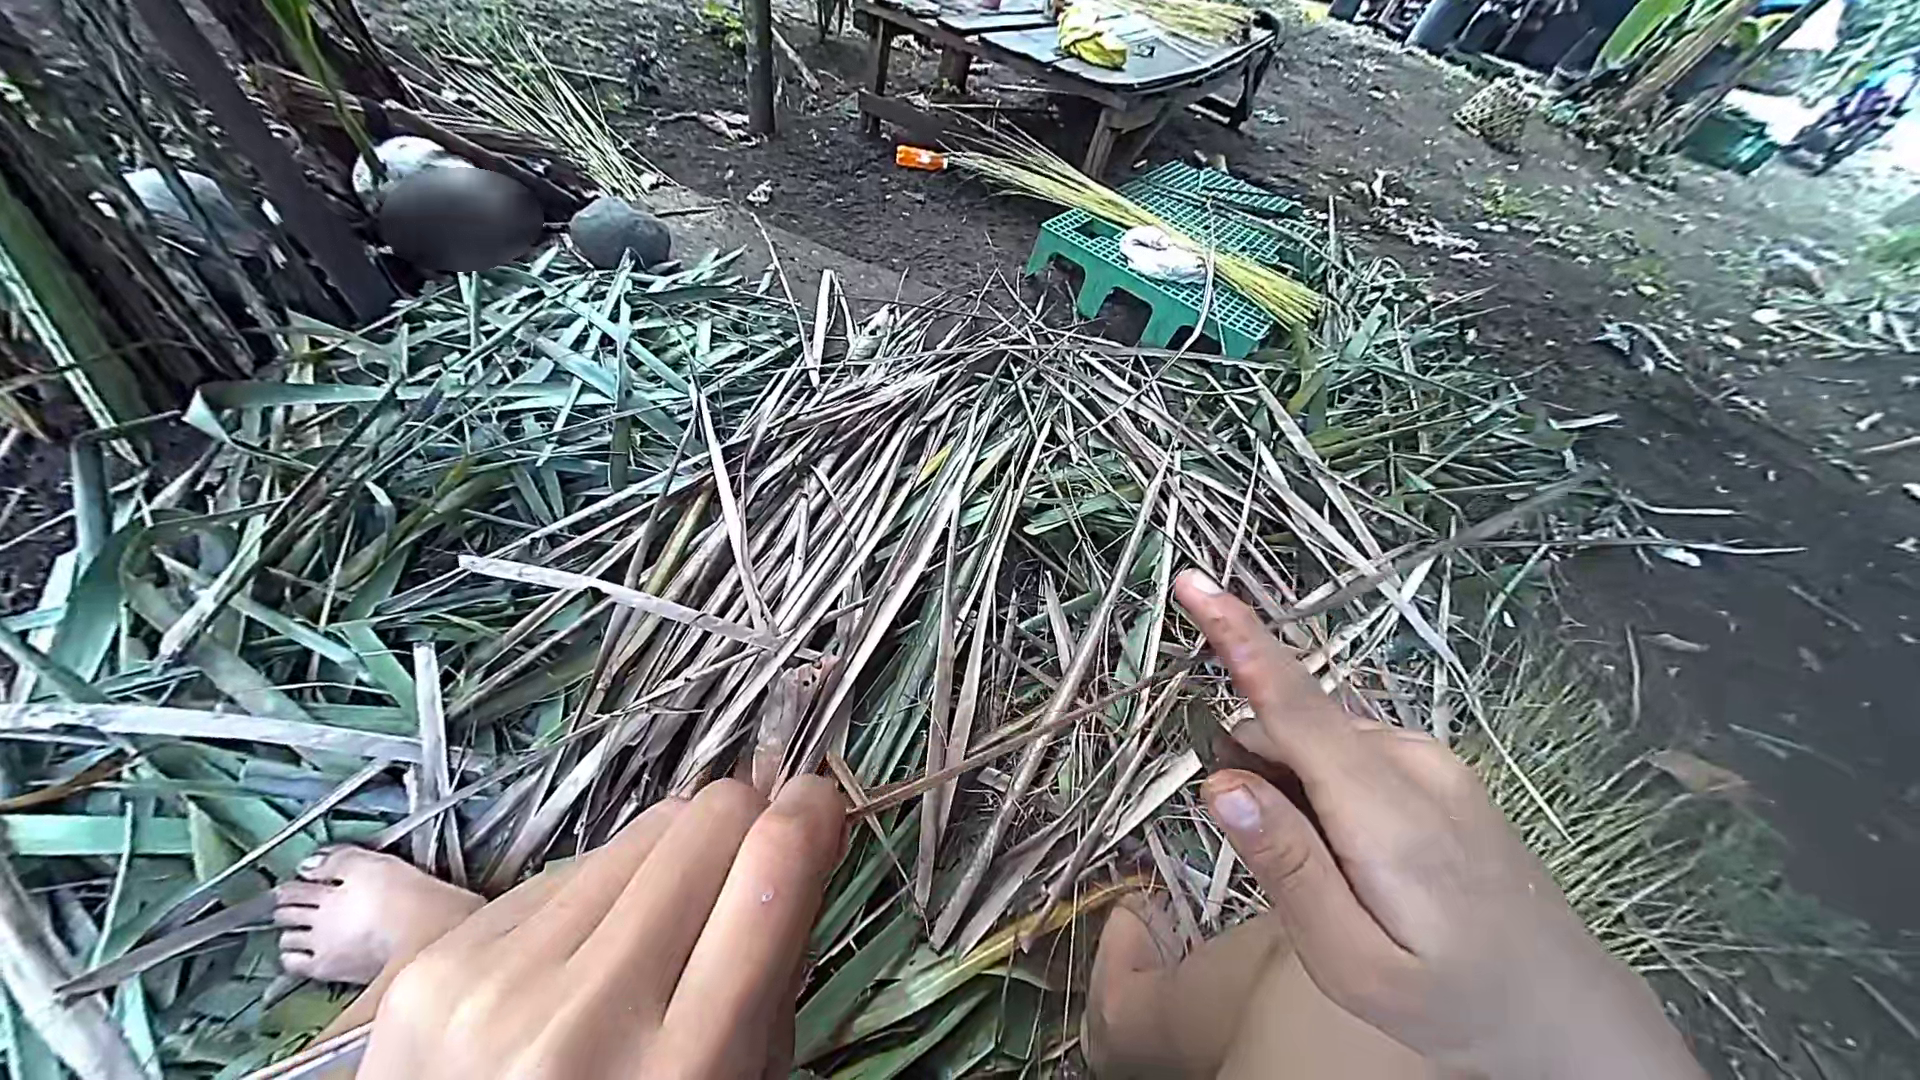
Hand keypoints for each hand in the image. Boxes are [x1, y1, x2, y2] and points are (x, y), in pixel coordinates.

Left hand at [357, 776, 847, 1079]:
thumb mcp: (738, 1074)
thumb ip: (777, 955)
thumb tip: (805, 824)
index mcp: (683, 1070)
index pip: (772, 866)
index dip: (809, 812)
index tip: (815, 805)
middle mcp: (583, 1016)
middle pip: (707, 814)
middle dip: (738, 826)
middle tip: (729, 876)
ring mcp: (494, 984)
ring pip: (642, 826)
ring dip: (666, 859)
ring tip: (641, 932)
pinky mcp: (428, 965)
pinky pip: (572, 863)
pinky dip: (600, 888)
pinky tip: (573, 954)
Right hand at [1175, 570, 1703, 1079]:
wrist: (1572, 1020)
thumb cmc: (1452, 1002)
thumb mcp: (1350, 960)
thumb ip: (1284, 866)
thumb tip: (1219, 783)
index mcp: (1385, 808)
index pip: (1293, 702)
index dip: (1238, 637)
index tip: (1193, 583)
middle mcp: (1406, 756)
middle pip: (1283, 726)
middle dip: (1251, 770)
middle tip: (1273, 862)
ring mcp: (1425, 754)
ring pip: (1307, 737)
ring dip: (1285, 783)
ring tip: (1324, 868)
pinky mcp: (1430, 761)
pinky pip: (1339, 747)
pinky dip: (1316, 782)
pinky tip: (1350, 846)